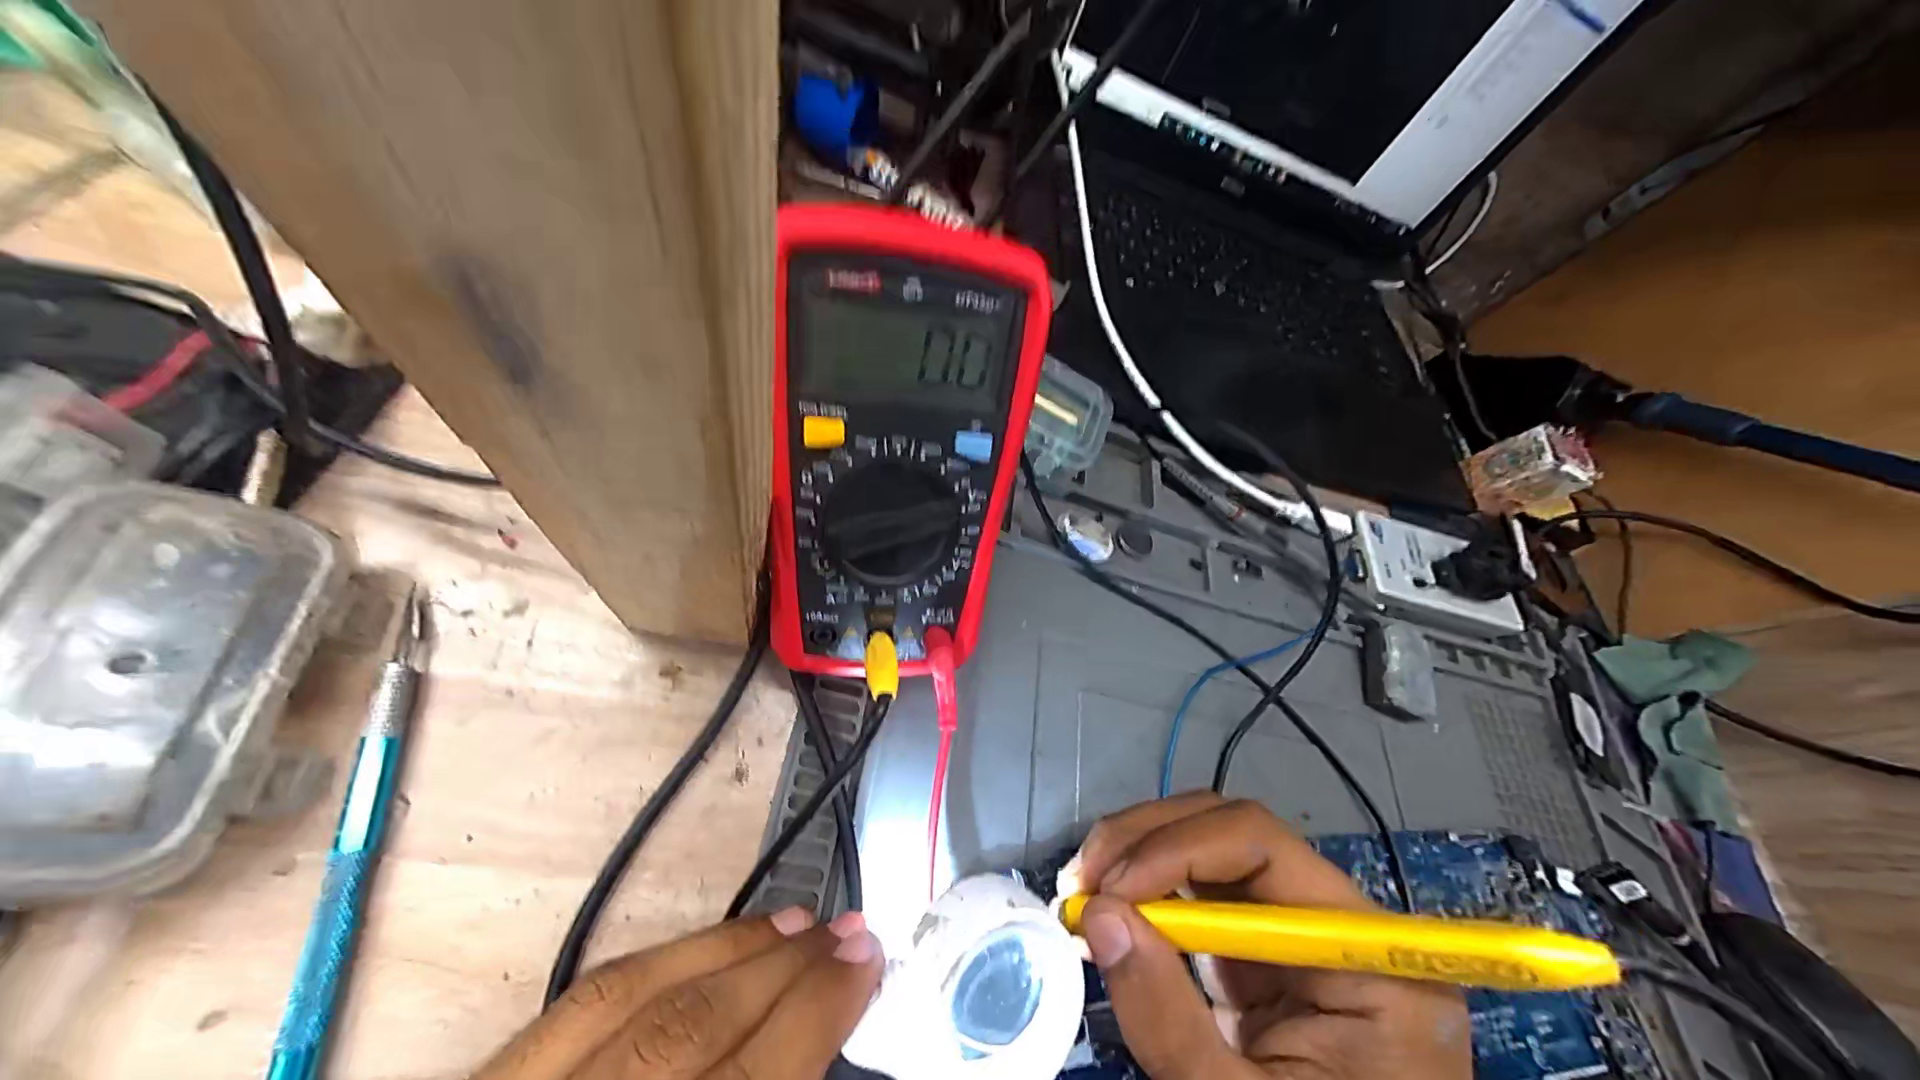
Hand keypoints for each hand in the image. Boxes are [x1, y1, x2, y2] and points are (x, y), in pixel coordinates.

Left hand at [473, 908, 882, 1079]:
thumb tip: (822, 1030)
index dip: (818, 1006)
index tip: (866, 955)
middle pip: (692, 1028)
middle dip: (787, 966)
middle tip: (848, 928)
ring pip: (633, 995)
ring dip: (730, 948)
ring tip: (797, 921)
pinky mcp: (492, 1079)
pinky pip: (587, 999)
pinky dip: (663, 959)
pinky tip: (711, 945)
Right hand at [1063, 793, 1470, 1079]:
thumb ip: (1170, 1019)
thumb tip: (1099, 915)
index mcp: (1361, 955)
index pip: (1262, 845)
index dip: (1176, 848)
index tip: (1110, 890)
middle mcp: (1331, 923)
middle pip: (1230, 831)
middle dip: (1145, 841)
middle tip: (1080, 879)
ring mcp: (1293, 935)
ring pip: (1207, 849)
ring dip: (1135, 856)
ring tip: (1082, 890)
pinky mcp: (1258, 956)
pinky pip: (1196, 895)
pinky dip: (1144, 893)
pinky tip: (1108, 910)